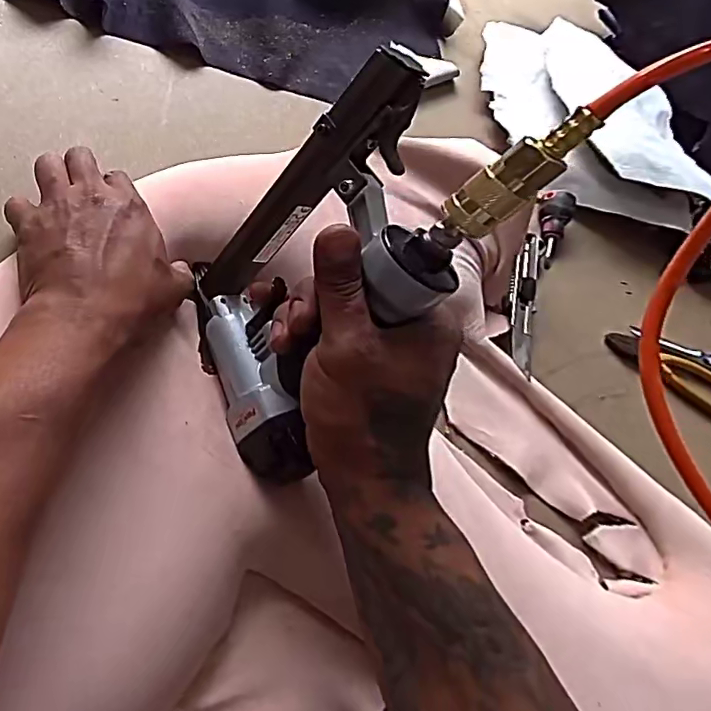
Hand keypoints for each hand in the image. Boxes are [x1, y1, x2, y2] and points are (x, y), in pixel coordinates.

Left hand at [5, 148, 191, 349]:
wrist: (82, 317)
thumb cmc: (121, 302)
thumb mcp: (169, 288)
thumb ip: (177, 272)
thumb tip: (181, 273)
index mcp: (127, 205)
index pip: (117, 177)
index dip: (111, 190)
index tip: (108, 204)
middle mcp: (91, 196)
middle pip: (80, 157)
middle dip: (76, 168)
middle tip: (75, 186)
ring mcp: (57, 206)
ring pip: (46, 164)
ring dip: (47, 176)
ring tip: (48, 192)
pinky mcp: (29, 224)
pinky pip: (15, 204)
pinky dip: (18, 213)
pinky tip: (23, 223)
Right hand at [256, 225, 460, 491]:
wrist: (357, 477)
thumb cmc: (362, 421)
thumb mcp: (347, 346)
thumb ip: (340, 287)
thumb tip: (339, 233)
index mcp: (424, 318)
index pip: (386, 265)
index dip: (347, 271)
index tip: (322, 290)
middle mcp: (405, 325)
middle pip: (350, 282)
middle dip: (314, 301)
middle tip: (300, 328)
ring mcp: (379, 342)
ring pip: (331, 304)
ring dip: (300, 318)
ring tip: (287, 343)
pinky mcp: (355, 356)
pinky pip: (325, 327)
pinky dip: (302, 333)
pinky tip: (286, 346)